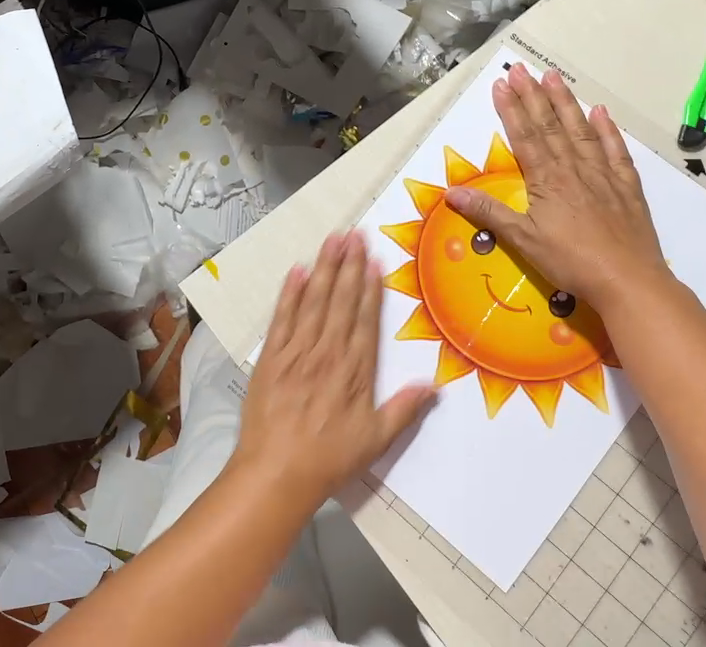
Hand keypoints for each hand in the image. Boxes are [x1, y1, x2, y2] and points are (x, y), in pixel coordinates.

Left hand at [230, 232, 436, 511]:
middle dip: (348, 265)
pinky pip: (282, 317)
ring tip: (332, 240)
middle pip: (340, 301)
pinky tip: (296, 271)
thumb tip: (434, 384)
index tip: (374, 259)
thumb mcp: (375, 440)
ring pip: (313, 301)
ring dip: (323, 269)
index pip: (365, 319)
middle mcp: (327, 352)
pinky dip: (289, 293)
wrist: (276, 472)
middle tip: (354, 234)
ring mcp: (297, 351)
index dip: (369, 286)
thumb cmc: (328, 459)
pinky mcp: (271, 356)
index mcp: (355, 370)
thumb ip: (404, 409)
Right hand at [446, 64, 677, 312]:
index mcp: (547, 180)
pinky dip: (607, 130)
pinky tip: (600, 112)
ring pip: (581, 131)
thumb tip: (451, 193)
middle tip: (520, 69)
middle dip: (533, 96)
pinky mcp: (626, 188)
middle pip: (551, 125)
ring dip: (566, 103)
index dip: (511, 109)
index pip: (525, 136)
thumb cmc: (570, 262)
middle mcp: (574, 169)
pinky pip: (615, 151)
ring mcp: (603, 175)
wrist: (628, 281)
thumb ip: (488, 212)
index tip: (501, 84)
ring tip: (553, 77)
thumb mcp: (522, 240)